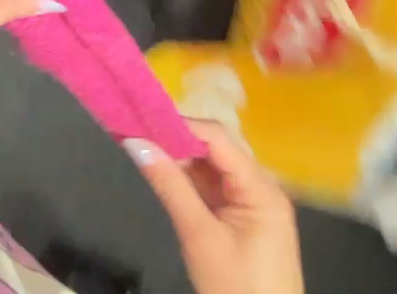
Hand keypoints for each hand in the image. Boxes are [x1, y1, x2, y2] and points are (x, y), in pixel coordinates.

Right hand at [126, 122, 302, 293]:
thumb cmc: (236, 289)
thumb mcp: (198, 235)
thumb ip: (168, 184)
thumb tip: (134, 141)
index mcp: (261, 189)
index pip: (216, 137)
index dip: (178, 124)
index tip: (140, 119)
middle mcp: (261, 188)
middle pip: (215, 147)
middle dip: (176, 138)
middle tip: (136, 131)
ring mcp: (253, 203)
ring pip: (211, 165)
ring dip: (179, 157)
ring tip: (142, 145)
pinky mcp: (243, 217)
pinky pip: (212, 185)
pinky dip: (187, 177)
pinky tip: (161, 170)